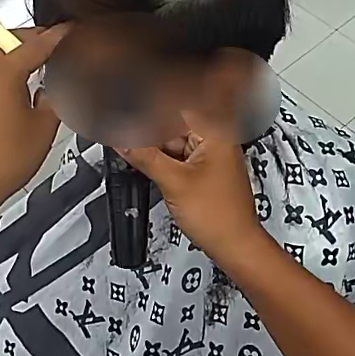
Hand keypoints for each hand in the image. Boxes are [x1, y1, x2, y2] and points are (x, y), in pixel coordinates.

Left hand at [0, 25, 68, 221]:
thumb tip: (59, 89)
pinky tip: (18, 86)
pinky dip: (3, 68)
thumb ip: (55, 99)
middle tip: (57, 46)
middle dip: (35, 39)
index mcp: (2, 72)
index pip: (38, 42)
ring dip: (16, 52)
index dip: (60, 35)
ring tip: (40, 65)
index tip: (71, 30)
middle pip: (10, 38)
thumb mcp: (44, 128)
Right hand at [117, 119, 269, 261]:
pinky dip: (162, 159)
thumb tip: (122, 139)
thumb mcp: (174, 182)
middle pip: (174, 124)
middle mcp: (216, 141)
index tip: (125, 117)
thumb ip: (145, 156)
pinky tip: (143, 161)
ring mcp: (211, 157)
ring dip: (152, 145)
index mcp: (215, 134)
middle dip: (147, 130)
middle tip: (120, 132)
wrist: (234, 244)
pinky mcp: (206, 172)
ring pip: (175, 141)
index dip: (150, 112)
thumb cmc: (219, 216)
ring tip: (127, 146)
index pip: (178, 111)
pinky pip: (180, 157)